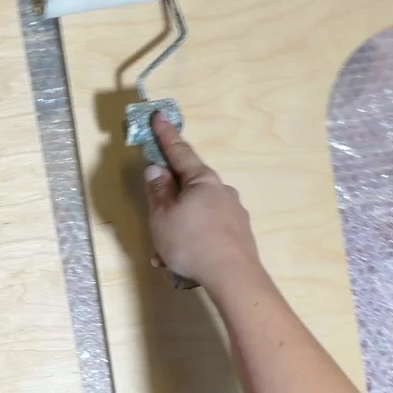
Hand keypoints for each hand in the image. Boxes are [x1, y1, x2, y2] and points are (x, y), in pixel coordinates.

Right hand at [144, 112, 266, 293]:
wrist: (233, 276)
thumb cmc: (191, 241)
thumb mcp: (163, 217)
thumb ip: (158, 192)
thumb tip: (156, 169)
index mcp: (202, 181)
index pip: (180, 152)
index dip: (166, 136)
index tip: (159, 117)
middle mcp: (221, 191)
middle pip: (188, 189)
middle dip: (168, 203)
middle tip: (154, 222)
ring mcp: (233, 213)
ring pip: (195, 215)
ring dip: (176, 231)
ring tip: (164, 256)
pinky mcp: (237, 234)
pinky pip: (206, 232)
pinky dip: (190, 243)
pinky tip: (181, 262)